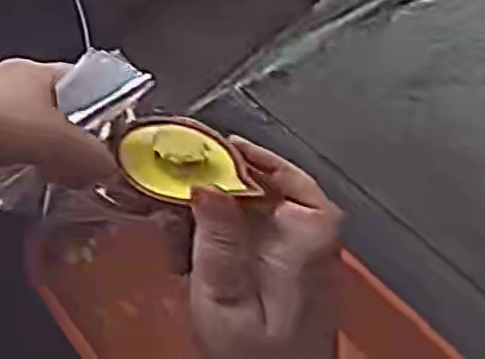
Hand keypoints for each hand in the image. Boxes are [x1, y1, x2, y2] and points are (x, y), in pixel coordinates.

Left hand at [0, 58, 114, 184]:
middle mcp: (14, 78)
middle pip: (62, 107)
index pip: (86, 80)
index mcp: (38, 70)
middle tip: (95, 166)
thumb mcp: (69, 145)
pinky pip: (13, 140)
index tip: (123, 137)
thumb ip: (100, 158)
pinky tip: (34, 178)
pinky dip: (27, 158)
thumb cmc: (8, 126)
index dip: (110, 106)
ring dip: (53, 152)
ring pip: (37, 127)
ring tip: (66, 177)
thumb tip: (111, 170)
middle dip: (80, 137)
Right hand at [189, 137, 343, 358]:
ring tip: (172, 207)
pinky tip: (183, 236)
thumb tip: (207, 184)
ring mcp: (290, 271)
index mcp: (299, 261)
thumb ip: (218, 241)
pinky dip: (211, 223)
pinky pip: (244, 234)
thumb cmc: (249, 355)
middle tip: (182, 165)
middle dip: (226, 175)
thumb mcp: (223, 296)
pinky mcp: (272, 279)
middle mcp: (302, 260)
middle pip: (276, 198)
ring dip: (211, 201)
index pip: (312, 201)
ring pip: (255, 214)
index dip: (276, 165)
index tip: (229, 146)